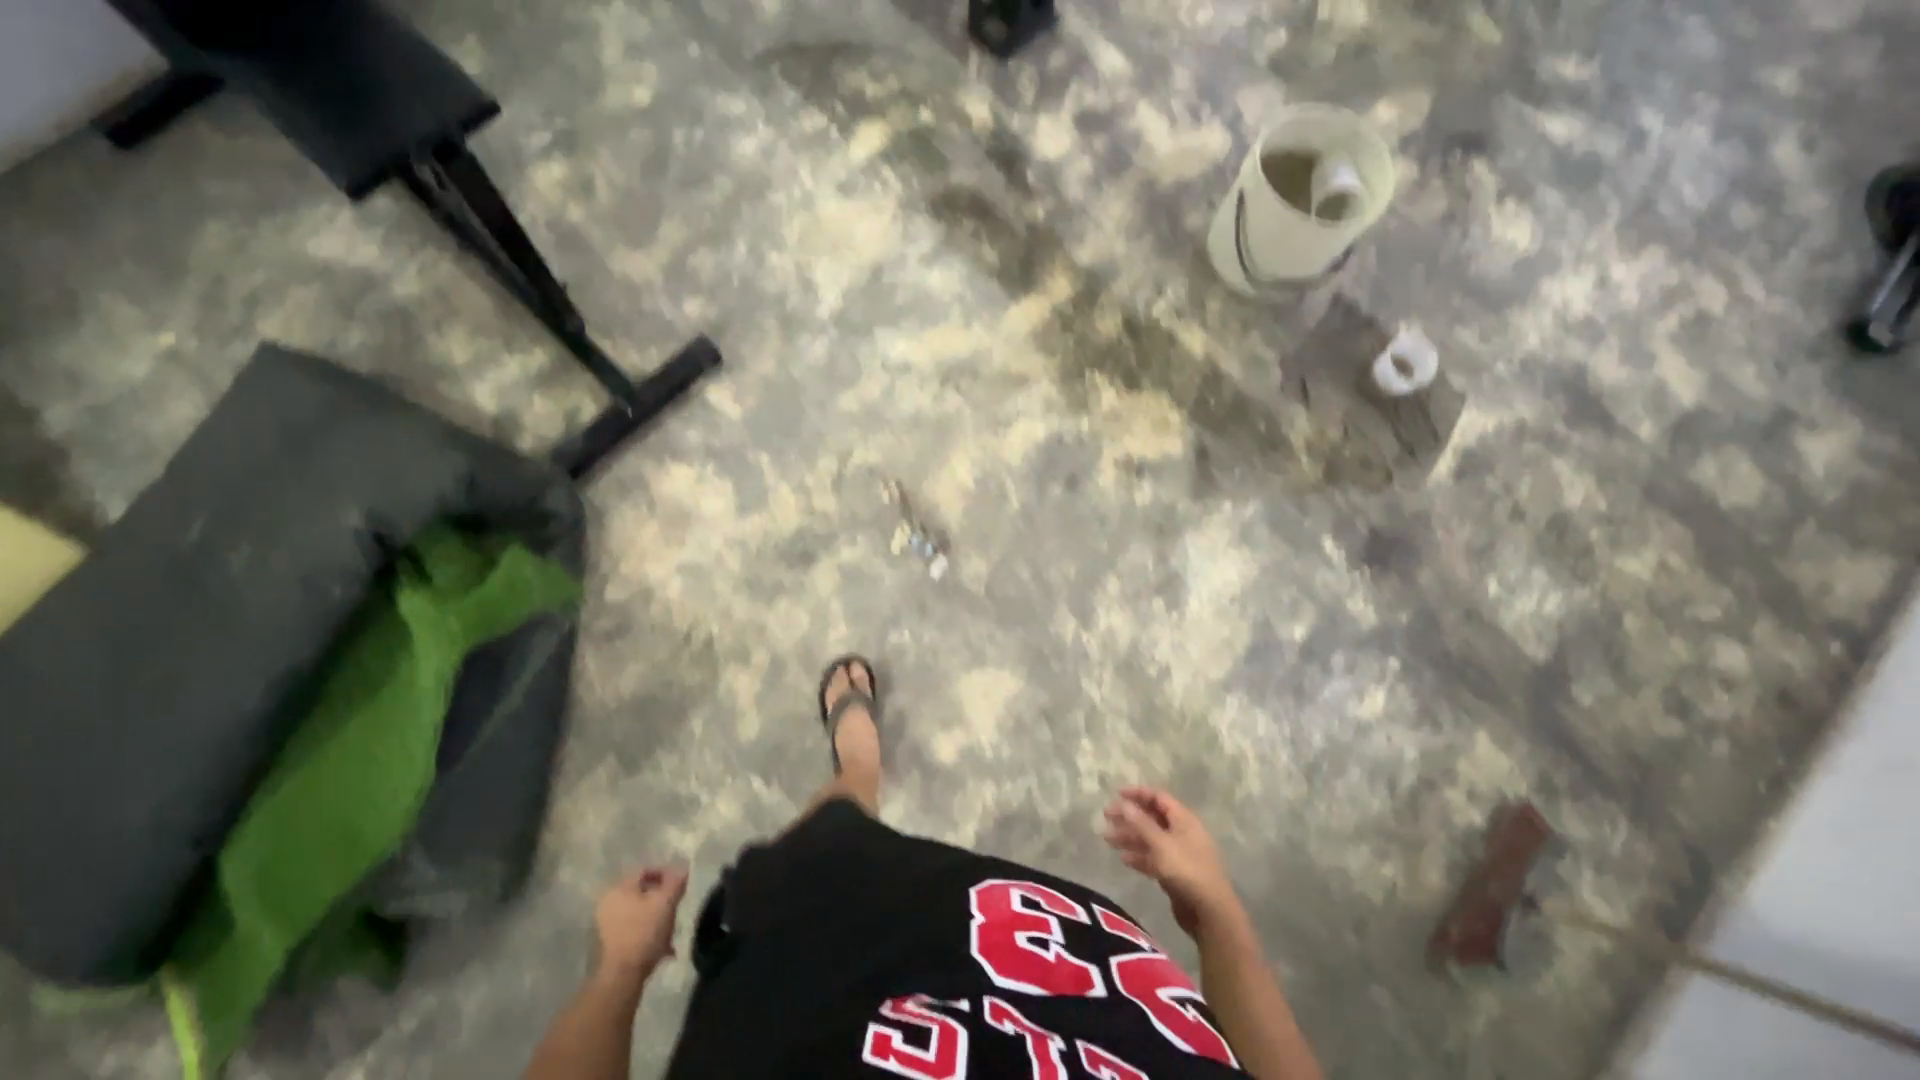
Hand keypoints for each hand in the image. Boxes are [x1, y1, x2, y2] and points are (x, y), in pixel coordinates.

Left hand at [593, 867, 687, 980]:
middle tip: (676, 907)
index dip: (665, 874)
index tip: (680, 886)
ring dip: (656, 916)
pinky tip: (661, 946)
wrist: (623, 974)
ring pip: (638, 911)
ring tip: (671, 929)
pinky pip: (633, 927)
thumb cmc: (645, 932)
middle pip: (641, 891)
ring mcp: (606, 922)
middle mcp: (608, 901)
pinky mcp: (609, 940)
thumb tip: (682, 868)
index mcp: (619, 888)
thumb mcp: (666, 903)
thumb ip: (675, 882)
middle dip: (661, 898)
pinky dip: (647, 931)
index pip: (645, 870)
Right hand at [1102, 786, 1239, 937]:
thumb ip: (1141, 823)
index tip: (1116, 794)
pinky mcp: (1175, 872)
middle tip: (1106, 817)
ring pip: (1151, 839)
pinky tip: (1123, 859)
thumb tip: (1124, 803)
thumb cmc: (1186, 870)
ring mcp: (1179, 853)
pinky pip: (1154, 858)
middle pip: (1152, 818)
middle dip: (1129, 816)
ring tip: (1107, 839)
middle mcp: (1182, 832)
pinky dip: (1139, 856)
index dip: (1138, 793)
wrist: (1209, 910)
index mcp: (1183, 820)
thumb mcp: (1161, 844)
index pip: (1159, 798)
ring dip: (1130, 837)